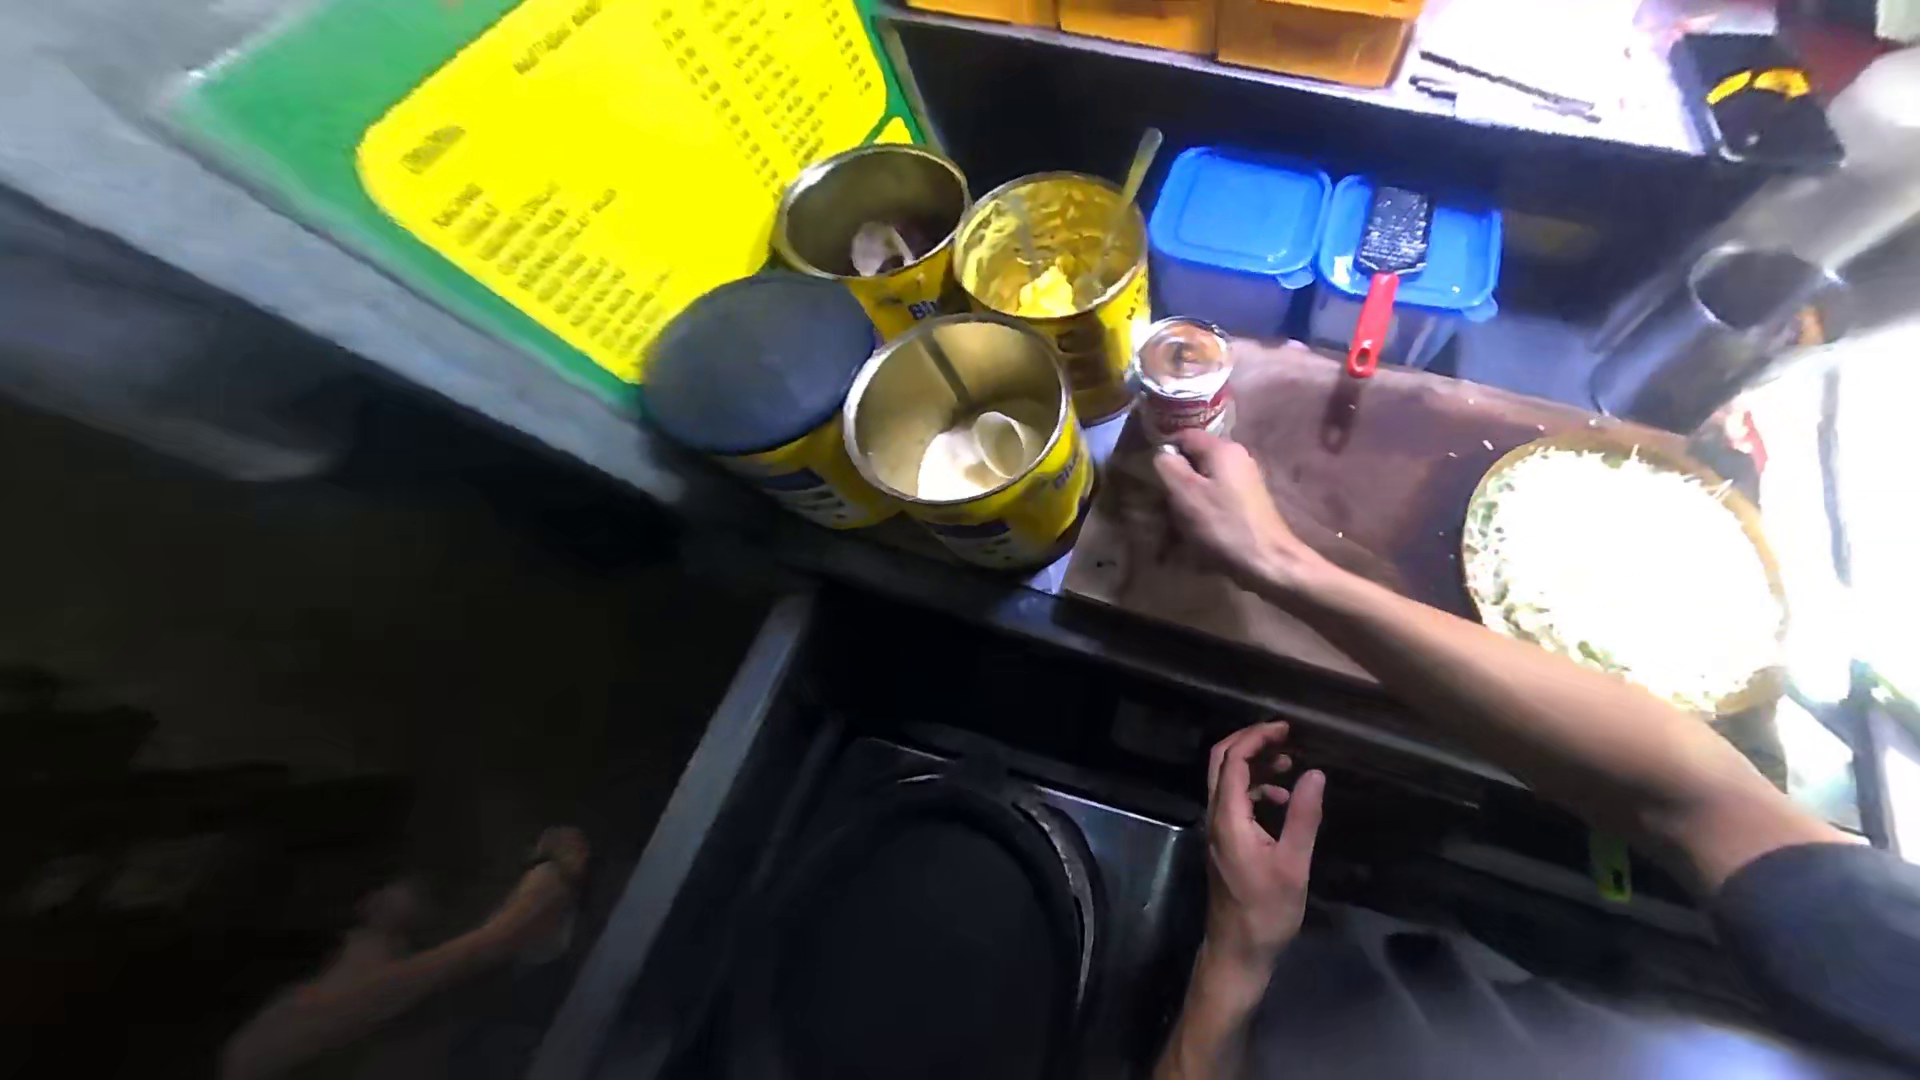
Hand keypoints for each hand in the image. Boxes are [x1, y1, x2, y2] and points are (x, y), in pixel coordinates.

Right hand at [1153, 430, 1322, 593]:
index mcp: (1222, 449)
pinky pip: (1216, 494)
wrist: (1266, 561)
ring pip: (1204, 478)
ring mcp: (1245, 479)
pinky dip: (1202, 506)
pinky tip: (1196, 527)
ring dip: (1187, 495)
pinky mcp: (1247, 500)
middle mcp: (1237, 457)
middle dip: (1176, 477)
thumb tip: (1163, 454)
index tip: (1151, 474)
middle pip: (1195, 457)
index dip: (1164, 450)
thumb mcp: (1184, 493)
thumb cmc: (1221, 524)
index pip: (1184, 435)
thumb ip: (1168, 466)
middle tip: (1162, 500)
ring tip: (1176, 518)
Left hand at [1202, 721, 1324, 970]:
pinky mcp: (1224, 836)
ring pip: (1226, 778)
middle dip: (1249, 741)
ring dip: (1253, 764)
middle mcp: (1214, 812)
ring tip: (1288, 761)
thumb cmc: (1267, 909)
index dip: (1255, 737)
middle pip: (1221, 761)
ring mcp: (1216, 824)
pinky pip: (1234, 798)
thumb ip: (1303, 816)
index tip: (1284, 728)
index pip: (1232, 759)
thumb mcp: (1293, 864)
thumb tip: (1315, 774)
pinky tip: (1282, 798)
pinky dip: (1255, 788)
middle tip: (1282, 734)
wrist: (1238, 945)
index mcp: (1227, 814)